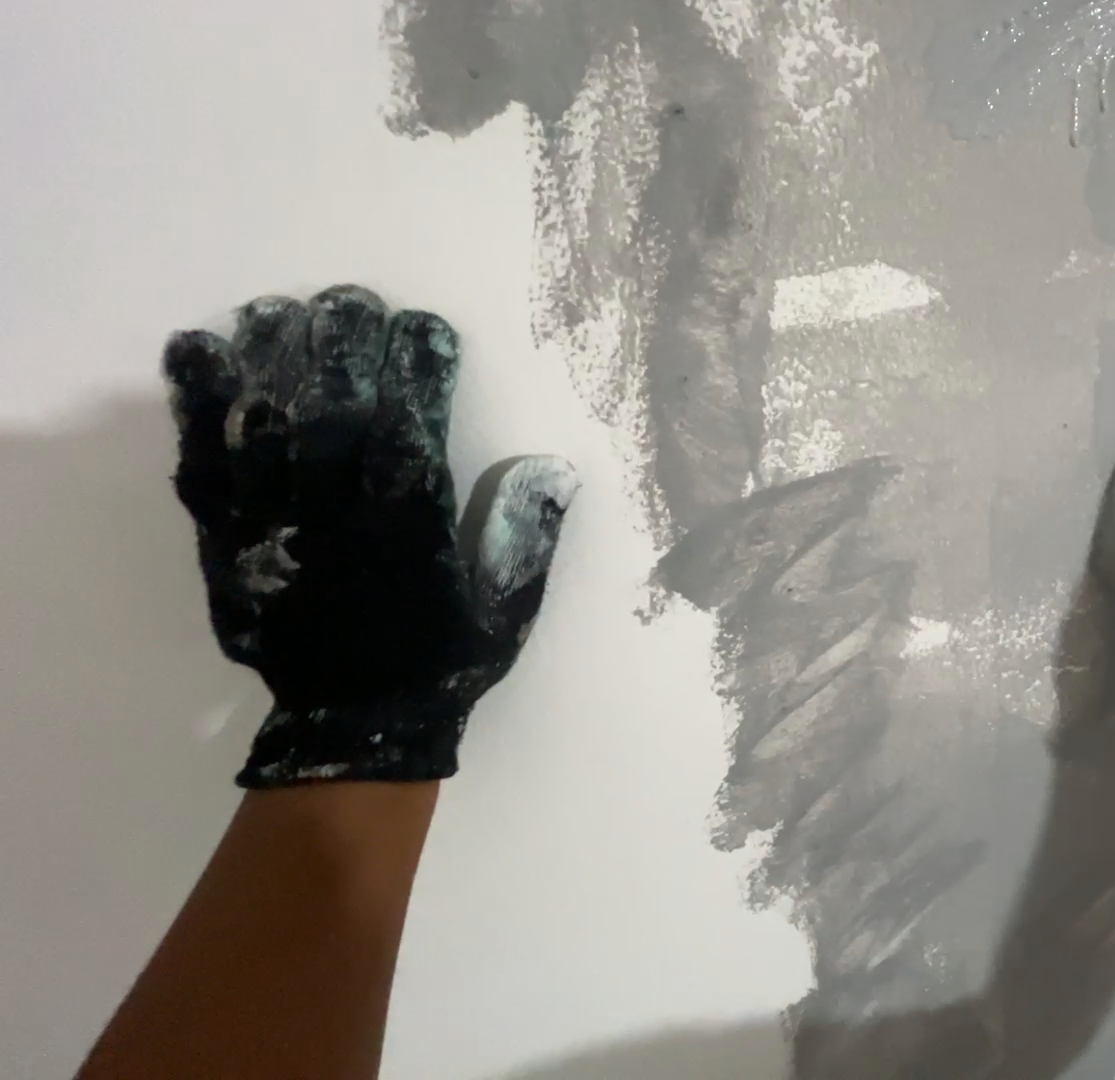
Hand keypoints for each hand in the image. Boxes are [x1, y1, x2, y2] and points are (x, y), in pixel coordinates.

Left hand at [163, 285, 577, 787]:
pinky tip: (201, 353)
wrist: (359, 722)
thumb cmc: (447, 658)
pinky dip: (198, 404)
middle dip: (346, 347)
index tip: (427, 327)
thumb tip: (554, 468)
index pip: (413, 428)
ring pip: (266, 425)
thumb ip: (528, 535)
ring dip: (274, 359)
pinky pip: (205, 461)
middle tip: (353, 298)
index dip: (420, 371)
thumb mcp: (511, 607)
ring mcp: (276, 525)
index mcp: (414, 529)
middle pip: (336, 412)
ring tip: (284, 309)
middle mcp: (340, 516)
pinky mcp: (227, 540)